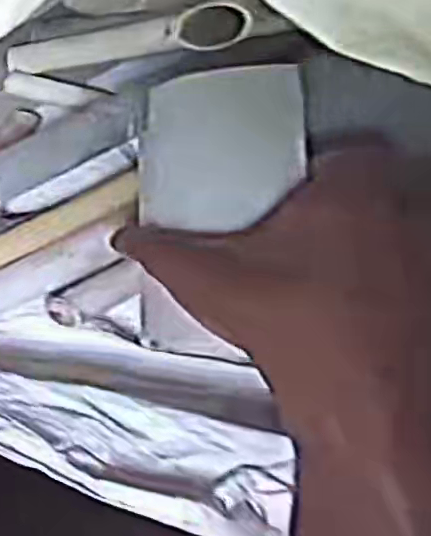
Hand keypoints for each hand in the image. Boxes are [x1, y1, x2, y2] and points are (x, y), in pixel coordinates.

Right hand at [114, 147, 430, 460]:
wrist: (364, 384)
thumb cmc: (299, 320)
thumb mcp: (193, 273)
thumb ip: (154, 246)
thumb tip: (133, 239)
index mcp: (353, 195)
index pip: (348, 151)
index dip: (313, 160)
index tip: (284, 176)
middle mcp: (411, 214)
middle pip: (374, 188)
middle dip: (332, 203)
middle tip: (288, 220)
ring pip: (396, 229)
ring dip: (357, 241)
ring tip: (306, 264)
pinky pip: (403, 269)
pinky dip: (377, 278)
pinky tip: (336, 298)